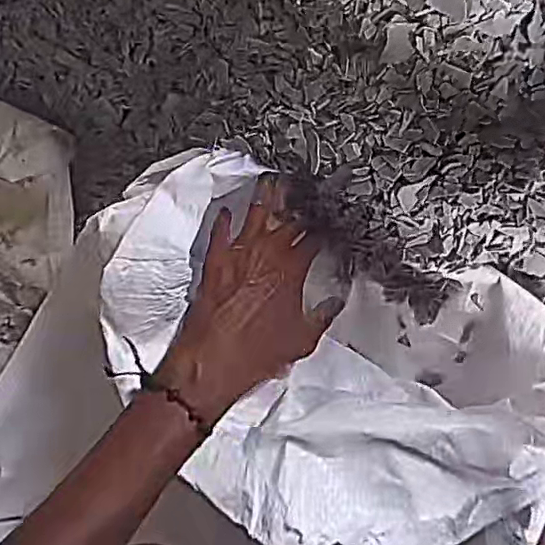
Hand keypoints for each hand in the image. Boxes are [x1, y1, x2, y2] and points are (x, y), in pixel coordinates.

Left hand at [156, 177, 342, 420]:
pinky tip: (227, 211)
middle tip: (304, 190)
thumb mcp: (301, 339)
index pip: (313, 237)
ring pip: (255, 215)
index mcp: (291, 269)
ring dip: (265, 197)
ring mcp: (238, 254)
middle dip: (299, 203)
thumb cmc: (256, 354)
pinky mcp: (215, 262)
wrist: (211, 363)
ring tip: (271, 181)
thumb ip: (322, 316)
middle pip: (287, 218)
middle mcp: (266, 254)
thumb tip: (333, 303)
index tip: (328, 223)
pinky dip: (225, 220)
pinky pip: (221, 233)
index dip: (323, 228)